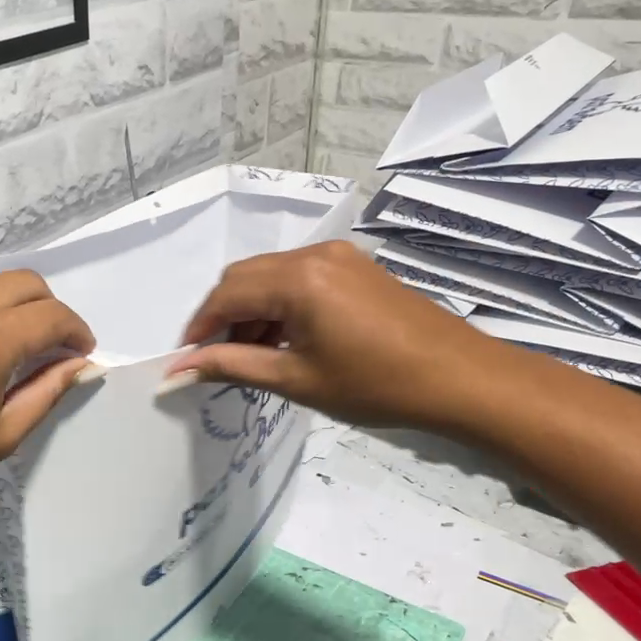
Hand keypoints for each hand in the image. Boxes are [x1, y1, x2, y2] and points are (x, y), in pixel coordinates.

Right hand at [169, 241, 516, 430]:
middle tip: (218, 360)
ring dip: (251, 311)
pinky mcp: (355, 267)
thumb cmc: (375, 385)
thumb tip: (179, 370)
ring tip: (253, 357)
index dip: (199, 328)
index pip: (226, 295)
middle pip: (244, 277)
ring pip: (270, 276)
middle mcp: (314, 255)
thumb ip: (231, 367)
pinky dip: (279, 305)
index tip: (186, 361)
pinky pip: (298, 278)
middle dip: (222, 317)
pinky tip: (285, 340)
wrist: (461, 379)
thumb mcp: (295, 380)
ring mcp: (338, 257)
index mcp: (298, 279)